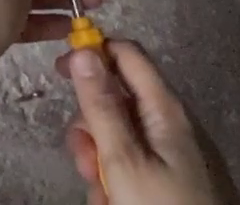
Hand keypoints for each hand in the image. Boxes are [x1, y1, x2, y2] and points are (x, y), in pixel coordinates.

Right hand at [57, 41, 224, 204]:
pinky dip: (119, 178)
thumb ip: (101, 105)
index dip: (92, 52)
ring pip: (124, 135)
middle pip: (120, 98)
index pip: (127, 54)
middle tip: (80, 154)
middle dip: (91, 122)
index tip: (59, 71)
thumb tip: (82, 50)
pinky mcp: (179, 183)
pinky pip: (138, 164)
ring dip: (100, 157)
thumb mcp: (123, 161)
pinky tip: (113, 202)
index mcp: (167, 109)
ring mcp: (180, 156)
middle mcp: (175, 125)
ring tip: (99, 193)